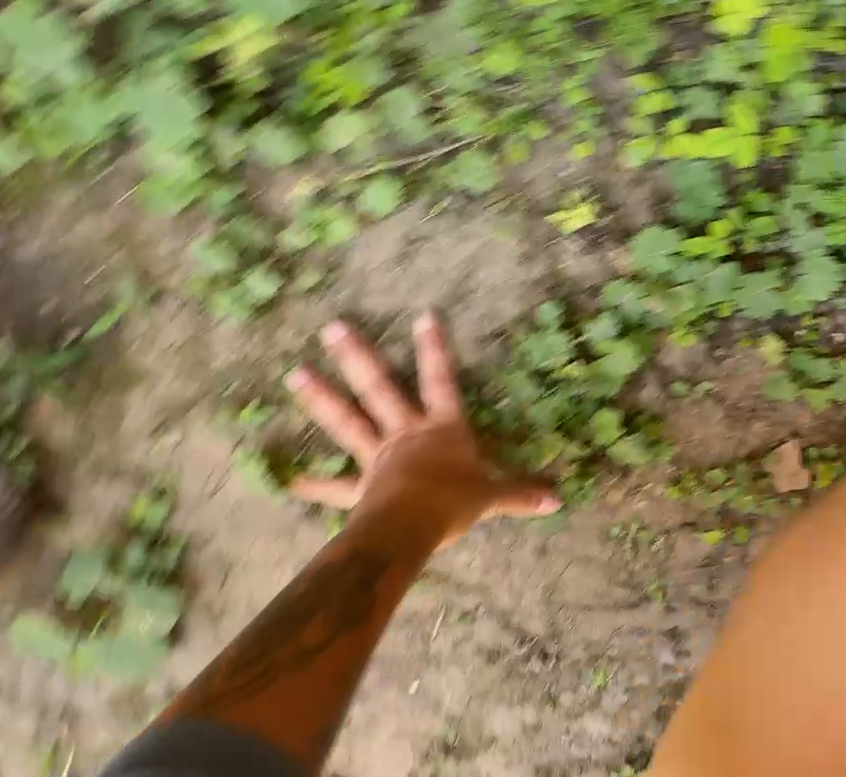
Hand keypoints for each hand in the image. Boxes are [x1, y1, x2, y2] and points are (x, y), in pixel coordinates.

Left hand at [283, 312, 558, 541]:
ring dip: (321, 398)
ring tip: (295, 373)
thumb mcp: (494, 496)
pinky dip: (312, 483)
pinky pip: (334, 486)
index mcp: (443, 428)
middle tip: (332, 328)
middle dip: (358, 357)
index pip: (442, 380)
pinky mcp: (359, 489)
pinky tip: (287, 478)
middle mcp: (407, 433)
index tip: (423, 315)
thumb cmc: (454, 502)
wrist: (410, 529)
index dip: (434, 349)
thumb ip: (521, 493)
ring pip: (347, 421)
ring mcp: (378, 457)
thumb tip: (558, 500)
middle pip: (380, 388)